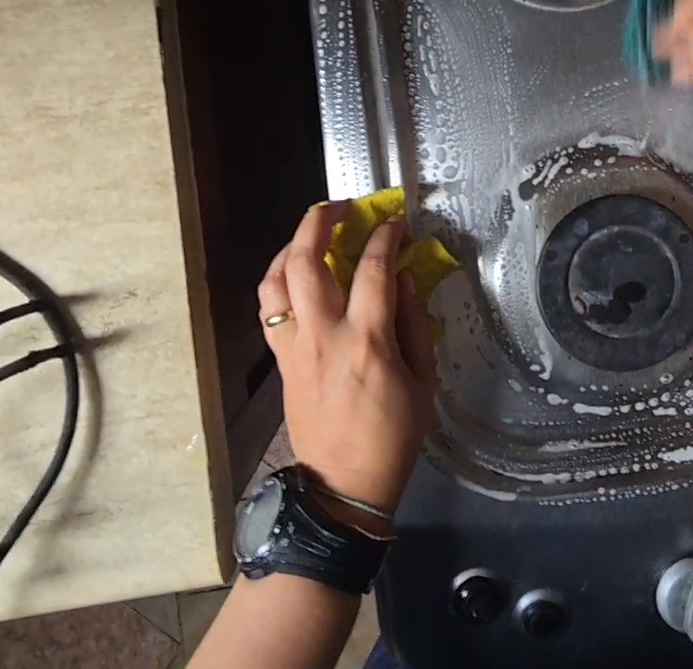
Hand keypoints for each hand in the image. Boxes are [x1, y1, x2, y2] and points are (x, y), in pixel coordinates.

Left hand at [258, 202, 437, 522]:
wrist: (343, 485)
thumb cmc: (393, 436)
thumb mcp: (423, 381)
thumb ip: (414, 324)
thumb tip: (403, 277)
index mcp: (367, 342)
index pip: (373, 269)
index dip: (385, 236)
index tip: (395, 221)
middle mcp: (324, 335)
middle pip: (307, 261)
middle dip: (320, 221)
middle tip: (341, 207)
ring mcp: (295, 346)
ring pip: (276, 280)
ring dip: (292, 246)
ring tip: (312, 234)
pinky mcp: (280, 360)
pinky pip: (269, 307)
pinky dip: (279, 279)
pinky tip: (296, 273)